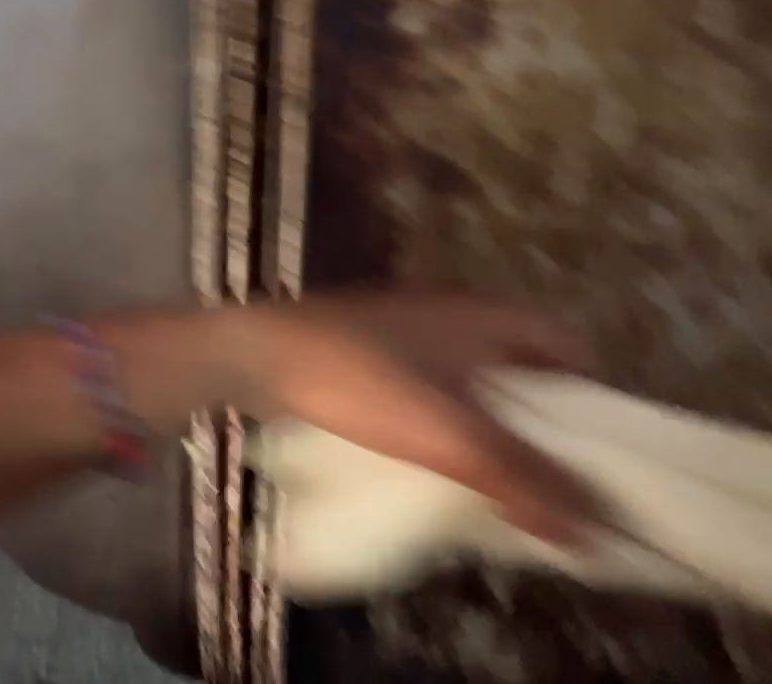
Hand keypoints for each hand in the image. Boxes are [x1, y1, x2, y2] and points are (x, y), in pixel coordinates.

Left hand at [223, 294, 604, 544]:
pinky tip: (415, 449)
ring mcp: (384, 322)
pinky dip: (423, 410)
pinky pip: (407, 378)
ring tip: (481, 468)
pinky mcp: (346, 343)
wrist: (246, 351)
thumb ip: (520, 480)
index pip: (561, 337)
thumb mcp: (448, 436)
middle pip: (510, 359)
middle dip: (529, 413)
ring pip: (453, 370)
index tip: (591, 442)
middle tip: (538, 467)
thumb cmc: (353, 379)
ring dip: (471, 415)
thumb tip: (584, 530)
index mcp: (474, 313)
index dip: (588, 388)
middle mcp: (435, 308)